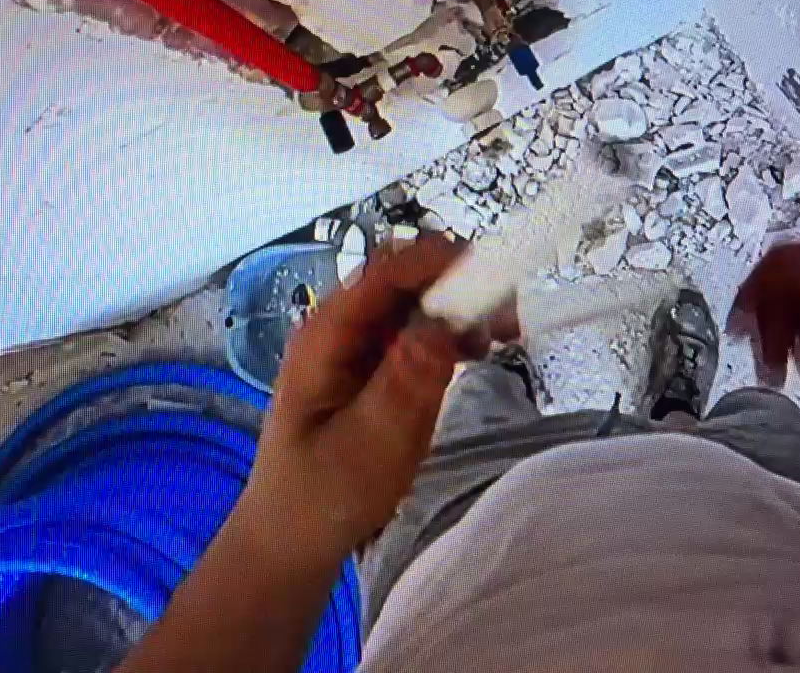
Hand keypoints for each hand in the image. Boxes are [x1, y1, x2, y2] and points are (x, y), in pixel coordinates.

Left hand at [233, 236, 472, 566]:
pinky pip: (418, 329)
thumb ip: (404, 384)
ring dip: (460, 306)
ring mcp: (360, 343)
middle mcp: (342, 326)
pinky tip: (477, 350)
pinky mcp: (377, 363)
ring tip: (501, 335)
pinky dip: (452, 331)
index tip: (489, 273)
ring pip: (416, 300)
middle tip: (505, 316)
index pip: (382, 273)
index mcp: (326, 334)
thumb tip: (443, 323)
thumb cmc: (323, 495)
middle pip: (403, 278)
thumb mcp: (369, 446)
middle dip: (456, 283)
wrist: (293, 537)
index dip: (434, 262)